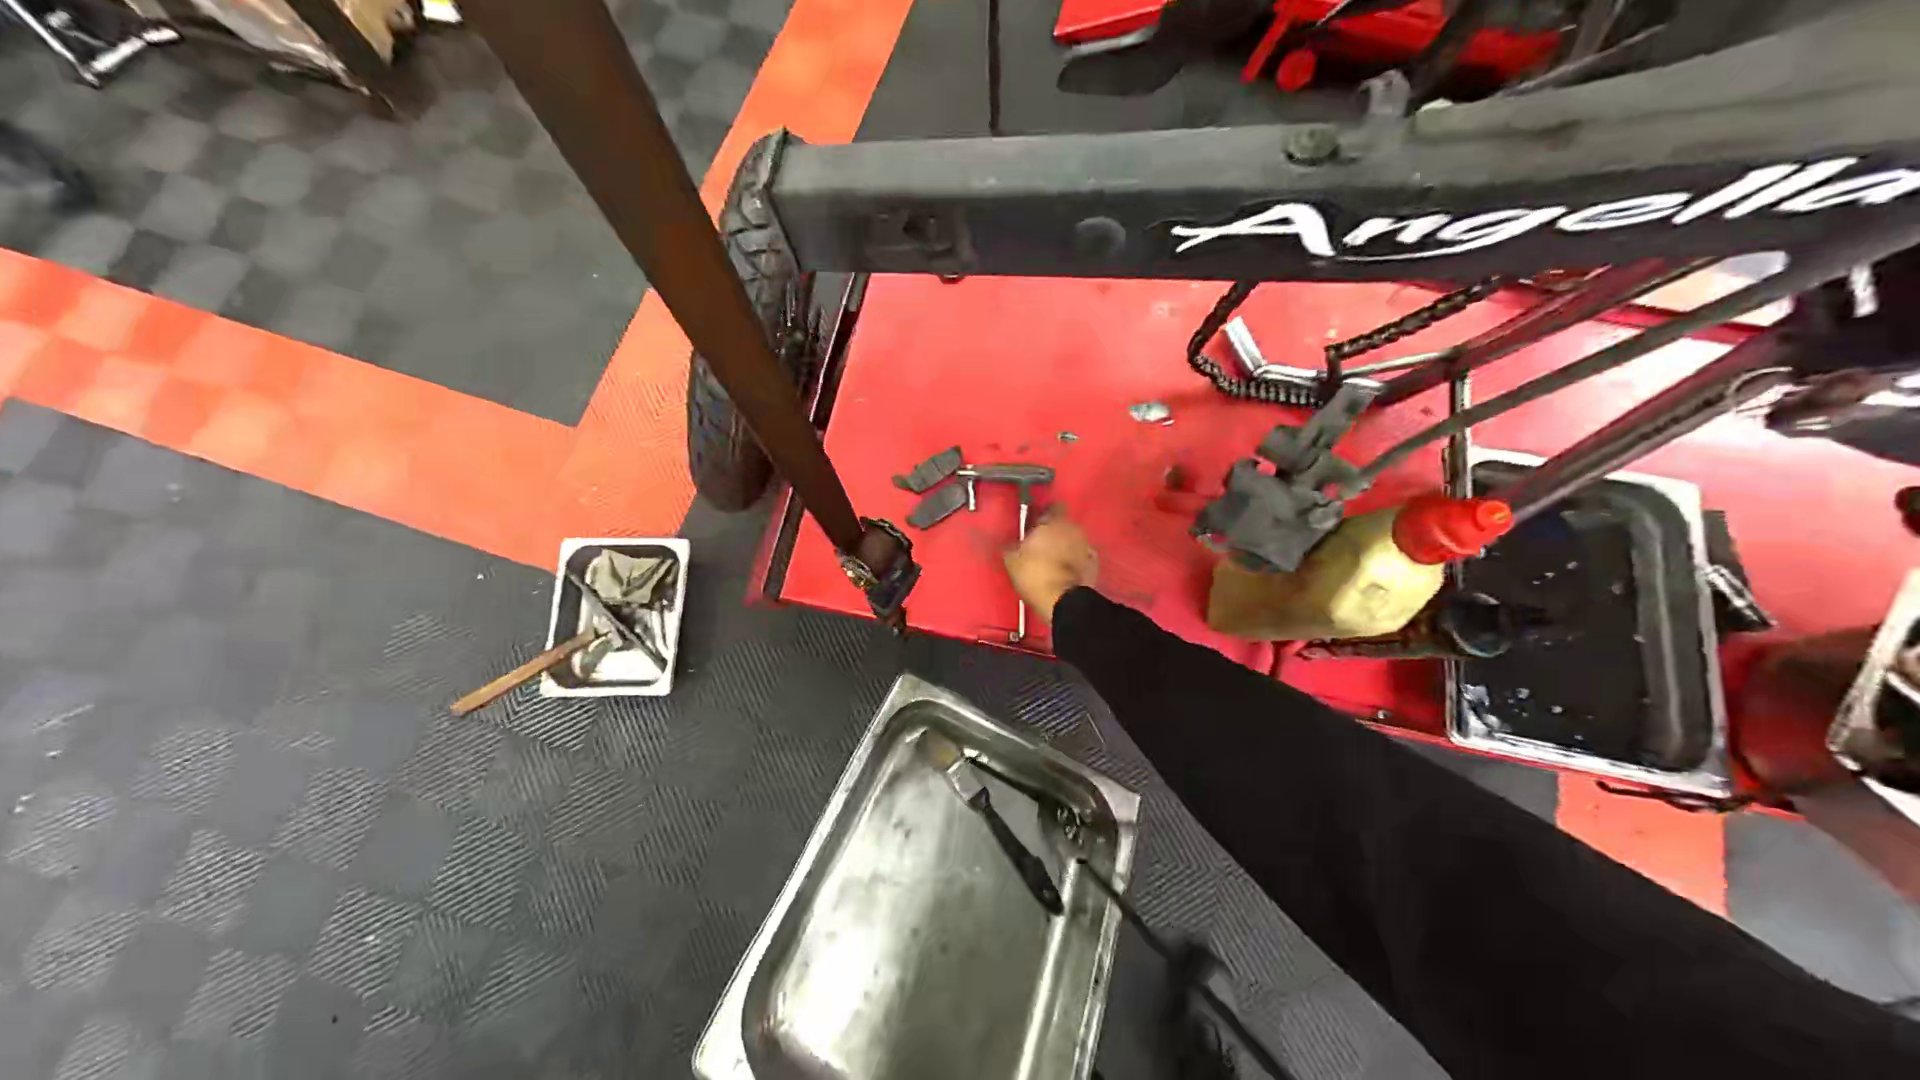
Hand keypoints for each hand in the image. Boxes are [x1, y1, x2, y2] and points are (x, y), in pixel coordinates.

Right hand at [1004, 514, 1097, 624]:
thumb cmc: (1034, 574)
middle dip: (1054, 532)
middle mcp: (1072, 528)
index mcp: (1052, 522)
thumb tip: (1008, 541)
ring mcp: (1086, 545)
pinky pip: (1082, 556)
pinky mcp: (1094, 563)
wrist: (1062, 600)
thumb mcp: (1011, 560)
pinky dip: (1075, 561)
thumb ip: (1010, 545)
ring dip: (1065, 546)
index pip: (1051, 507)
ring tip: (1053, 561)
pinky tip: (1066, 571)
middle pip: (1063, 525)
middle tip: (1041, 546)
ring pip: (1073, 540)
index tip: (1035, 525)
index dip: (1043, 515)